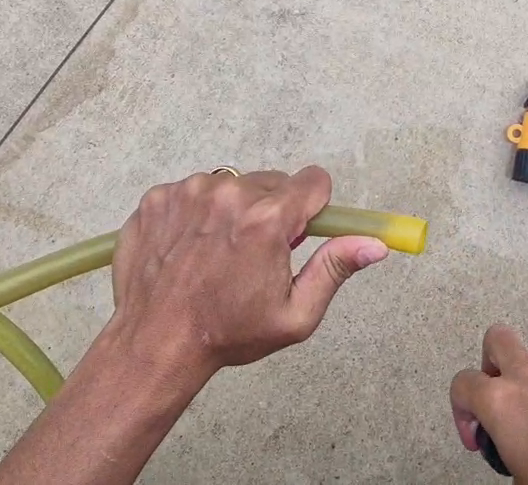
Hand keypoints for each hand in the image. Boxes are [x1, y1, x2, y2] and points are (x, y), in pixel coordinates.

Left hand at [104, 166, 389, 379]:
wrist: (152, 346)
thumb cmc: (226, 334)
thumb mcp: (294, 315)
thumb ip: (335, 268)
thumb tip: (374, 244)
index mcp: (268, 218)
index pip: (314, 180)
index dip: (312, 206)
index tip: (296, 231)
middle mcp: (230, 193)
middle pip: (273, 181)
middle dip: (272, 210)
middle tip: (252, 253)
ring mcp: (189, 191)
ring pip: (233, 184)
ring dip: (233, 209)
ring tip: (216, 253)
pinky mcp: (159, 196)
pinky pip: (194, 190)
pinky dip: (196, 212)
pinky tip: (189, 247)